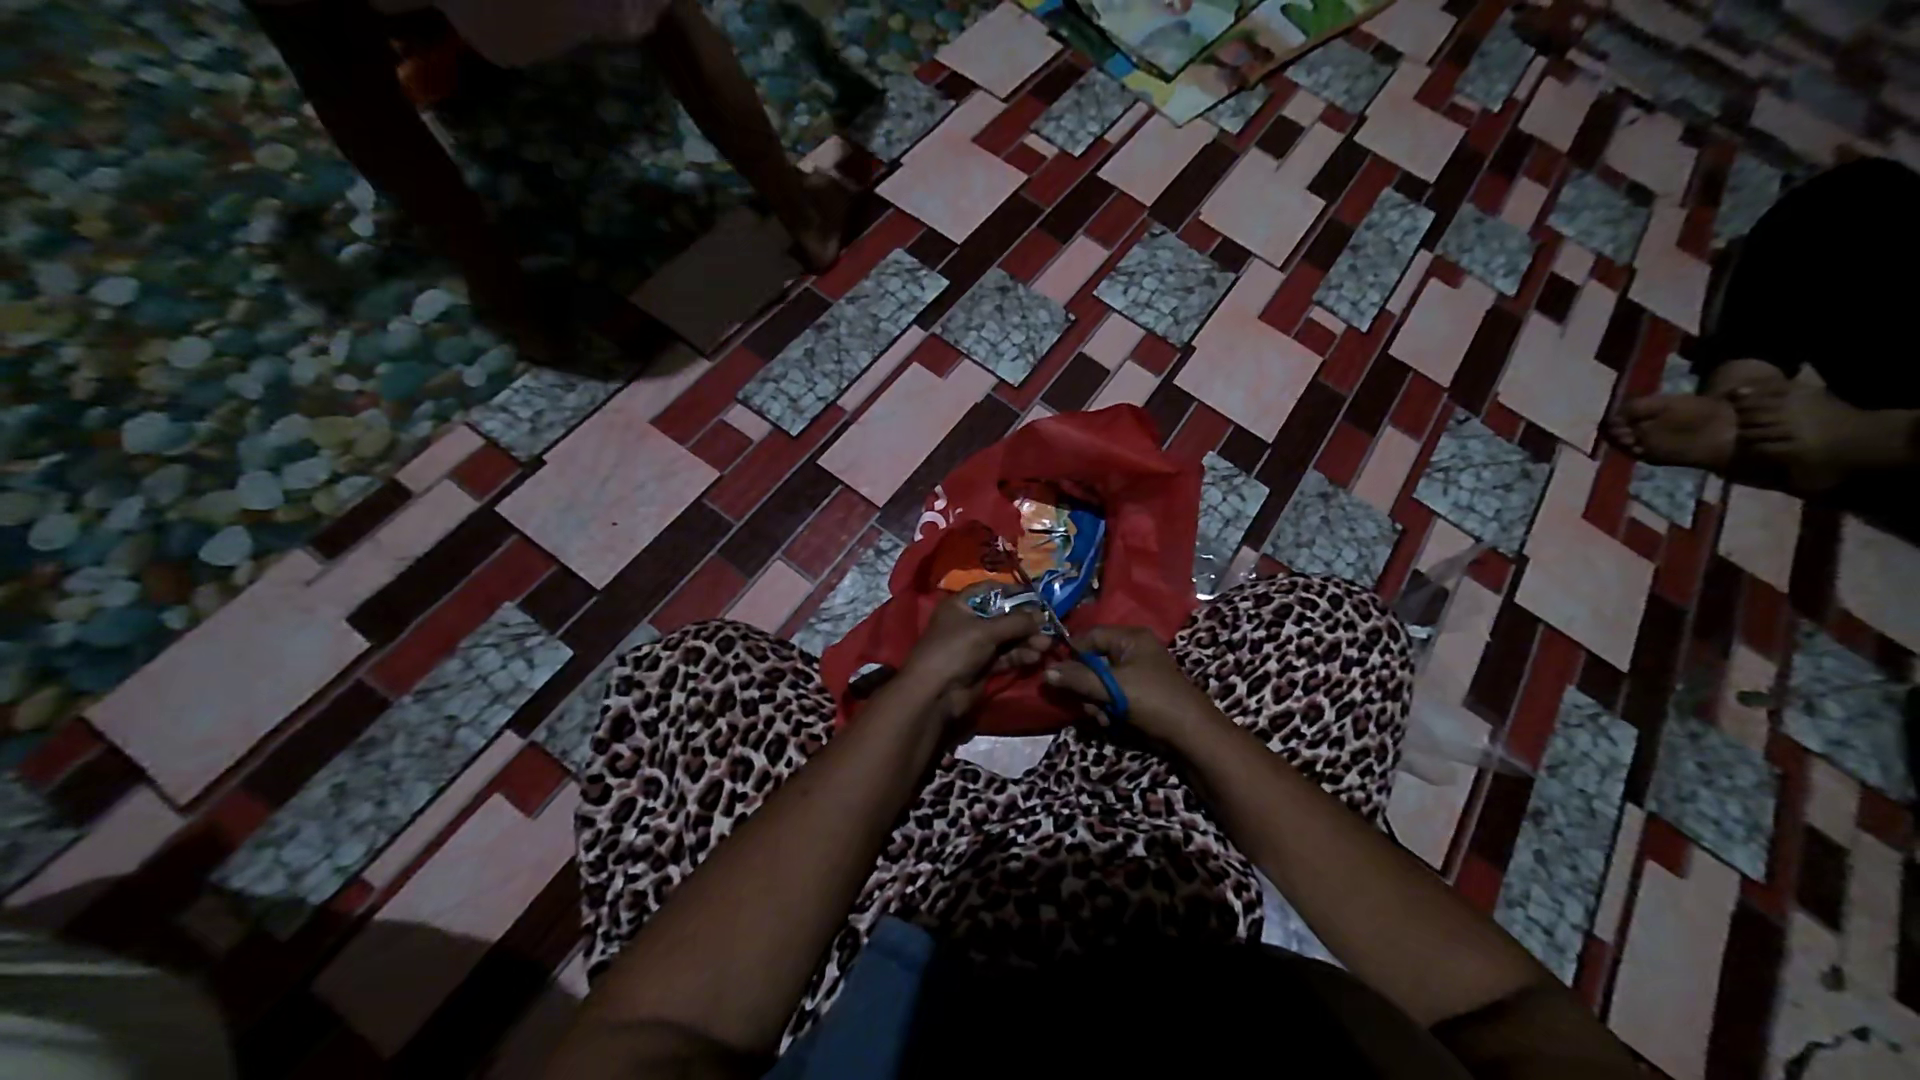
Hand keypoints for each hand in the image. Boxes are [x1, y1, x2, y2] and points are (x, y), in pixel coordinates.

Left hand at [898, 585, 1050, 721]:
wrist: (935, 693)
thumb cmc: (955, 650)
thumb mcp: (985, 631)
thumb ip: (1016, 622)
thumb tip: (1042, 615)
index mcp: (961, 605)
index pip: (990, 590)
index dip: (1013, 592)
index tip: (1037, 597)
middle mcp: (969, 622)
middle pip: (1003, 616)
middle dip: (1026, 622)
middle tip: (1048, 627)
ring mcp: (976, 645)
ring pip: (1007, 638)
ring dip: (1027, 640)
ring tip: (1046, 646)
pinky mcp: (983, 666)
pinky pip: (1006, 656)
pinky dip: (1020, 655)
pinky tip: (1035, 657)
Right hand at [1043, 626, 1222, 747]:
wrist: (1190, 734)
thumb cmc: (1153, 700)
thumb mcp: (1112, 687)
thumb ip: (1077, 678)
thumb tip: (1046, 671)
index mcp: (1131, 638)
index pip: (1089, 635)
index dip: (1071, 653)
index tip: (1057, 673)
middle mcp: (1133, 650)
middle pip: (1092, 660)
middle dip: (1086, 685)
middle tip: (1088, 702)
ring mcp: (1136, 672)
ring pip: (1099, 681)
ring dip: (1095, 700)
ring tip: (1103, 716)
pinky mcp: (1137, 693)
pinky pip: (1111, 694)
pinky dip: (1107, 708)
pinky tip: (1110, 721)